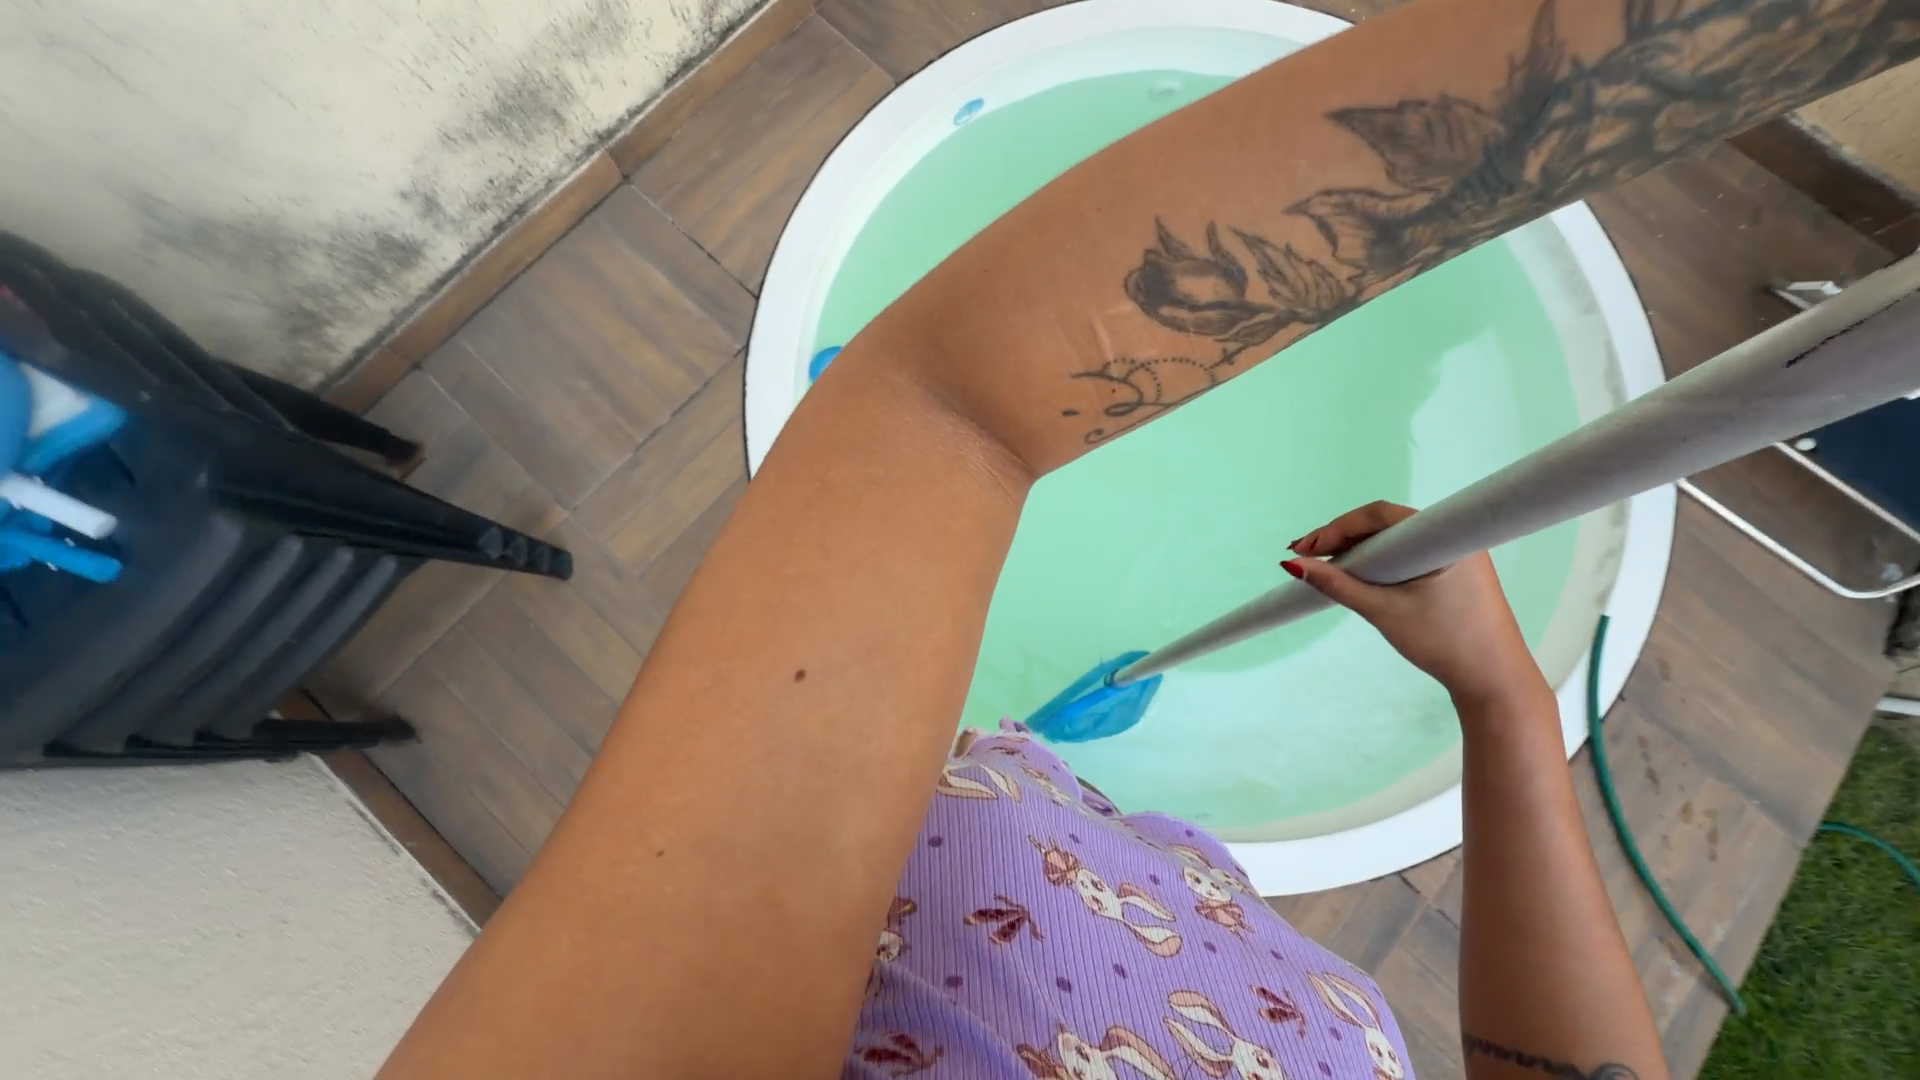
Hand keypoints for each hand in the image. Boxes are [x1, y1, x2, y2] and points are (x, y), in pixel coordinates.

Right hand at [1283, 501, 1548, 707]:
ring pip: (1393, 539)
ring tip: (1322, 564)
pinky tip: (1355, 572)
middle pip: (1384, 524)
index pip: (1379, 516)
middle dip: (1340, 537)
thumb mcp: (1382, 611)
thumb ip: (1336, 584)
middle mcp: (1452, 536)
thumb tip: (1293, 566)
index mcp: (1442, 539)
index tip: (1305, 548)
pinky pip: (1405, 552)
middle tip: (1304, 555)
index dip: (1337, 528)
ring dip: (1357, 549)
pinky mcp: (1453, 569)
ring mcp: (1455, 552)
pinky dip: (1377, 560)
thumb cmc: (1444, 643)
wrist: (1493, 680)